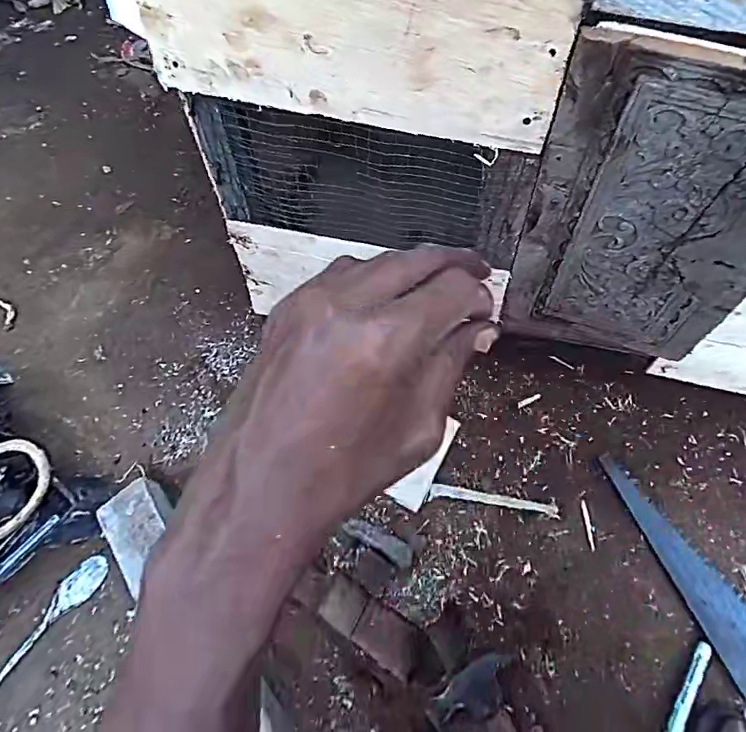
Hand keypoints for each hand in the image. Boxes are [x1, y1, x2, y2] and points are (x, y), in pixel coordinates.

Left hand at [208, 245, 496, 548]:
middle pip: (419, 258)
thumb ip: (450, 365)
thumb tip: (477, 329)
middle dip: (456, 264)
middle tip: (477, 274)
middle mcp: (348, 307)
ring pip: (381, 258)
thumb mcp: (418, 429)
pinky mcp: (289, 306)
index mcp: (387, 341)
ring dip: (414, 266)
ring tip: (434, 285)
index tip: (486, 308)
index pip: (452, 288)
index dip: (479, 294)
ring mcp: (312, 301)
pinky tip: (384, 295)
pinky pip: (343, 271)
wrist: (259, 487)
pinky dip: (373, 275)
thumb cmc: (342, 473)